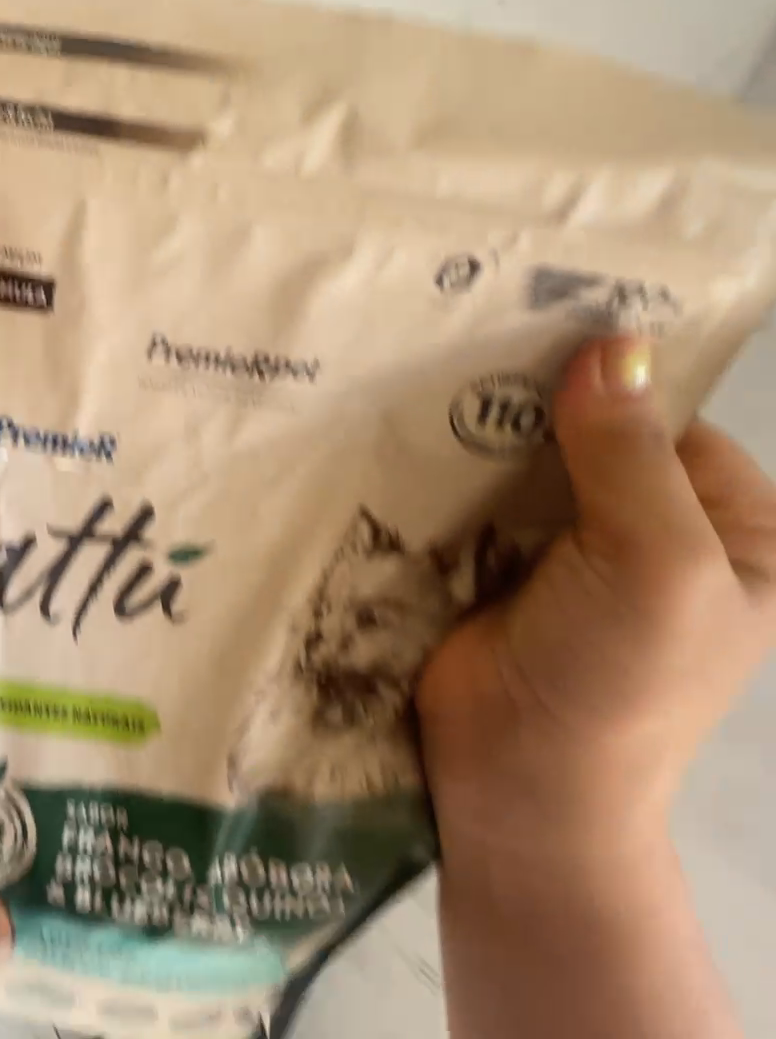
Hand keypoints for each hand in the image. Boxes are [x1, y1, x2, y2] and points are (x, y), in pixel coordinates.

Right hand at [419, 336, 775, 862]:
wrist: (518, 775)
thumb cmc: (615, 676)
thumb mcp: (654, 562)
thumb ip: (626, 457)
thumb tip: (613, 344)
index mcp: (721, 529)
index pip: (663, 425)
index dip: (603, 380)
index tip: (520, 331)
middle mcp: (635, 533)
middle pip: (577, 444)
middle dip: (516, 408)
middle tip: (439, 349)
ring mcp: (549, 556)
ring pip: (508, 476)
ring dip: (462, 446)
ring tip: (396, 388)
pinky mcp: (475, 573)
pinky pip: (458, 513)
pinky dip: (427, 486)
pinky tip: (383, 452)